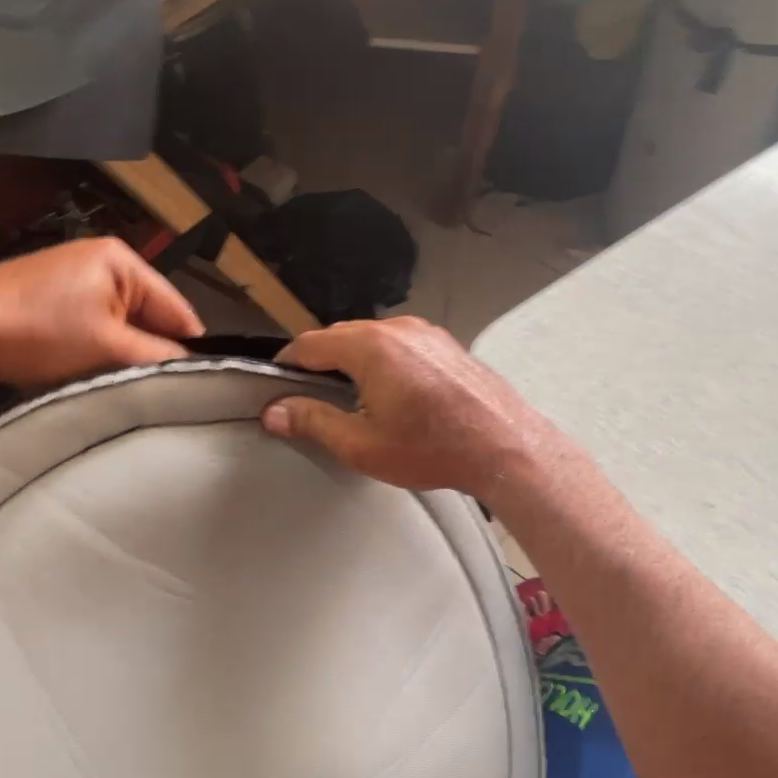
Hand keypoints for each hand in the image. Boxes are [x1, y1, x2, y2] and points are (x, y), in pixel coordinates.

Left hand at [0, 238, 203, 387]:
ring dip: (127, 355)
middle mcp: (102, 262)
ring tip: (131, 387)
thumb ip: (158, 356)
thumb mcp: (108, 346)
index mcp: (122, 260)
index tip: (202, 387)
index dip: (192, 348)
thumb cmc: (37, 332)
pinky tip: (96, 374)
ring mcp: (74, 280)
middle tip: (166, 393)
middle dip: (154, 352)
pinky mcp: (53, 300)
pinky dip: (101, 352)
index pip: (178, 308)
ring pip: (124, 327)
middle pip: (151, 317)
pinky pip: (96, 329)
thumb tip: (196, 369)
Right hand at [261, 317, 567, 497]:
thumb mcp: (362, 446)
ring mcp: (425, 333)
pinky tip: (388, 394)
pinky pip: (399, 345)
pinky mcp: (444, 344)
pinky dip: (382, 362)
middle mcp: (397, 329)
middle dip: (319, 363)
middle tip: (308, 398)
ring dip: (352, 362)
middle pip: (339, 336)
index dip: (287, 364)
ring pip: (371, 339)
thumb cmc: (434, 449)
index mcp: (370, 347)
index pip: (309, 344)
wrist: (503, 445)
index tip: (276, 384)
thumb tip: (275, 412)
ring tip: (349, 399)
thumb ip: (313, 423)